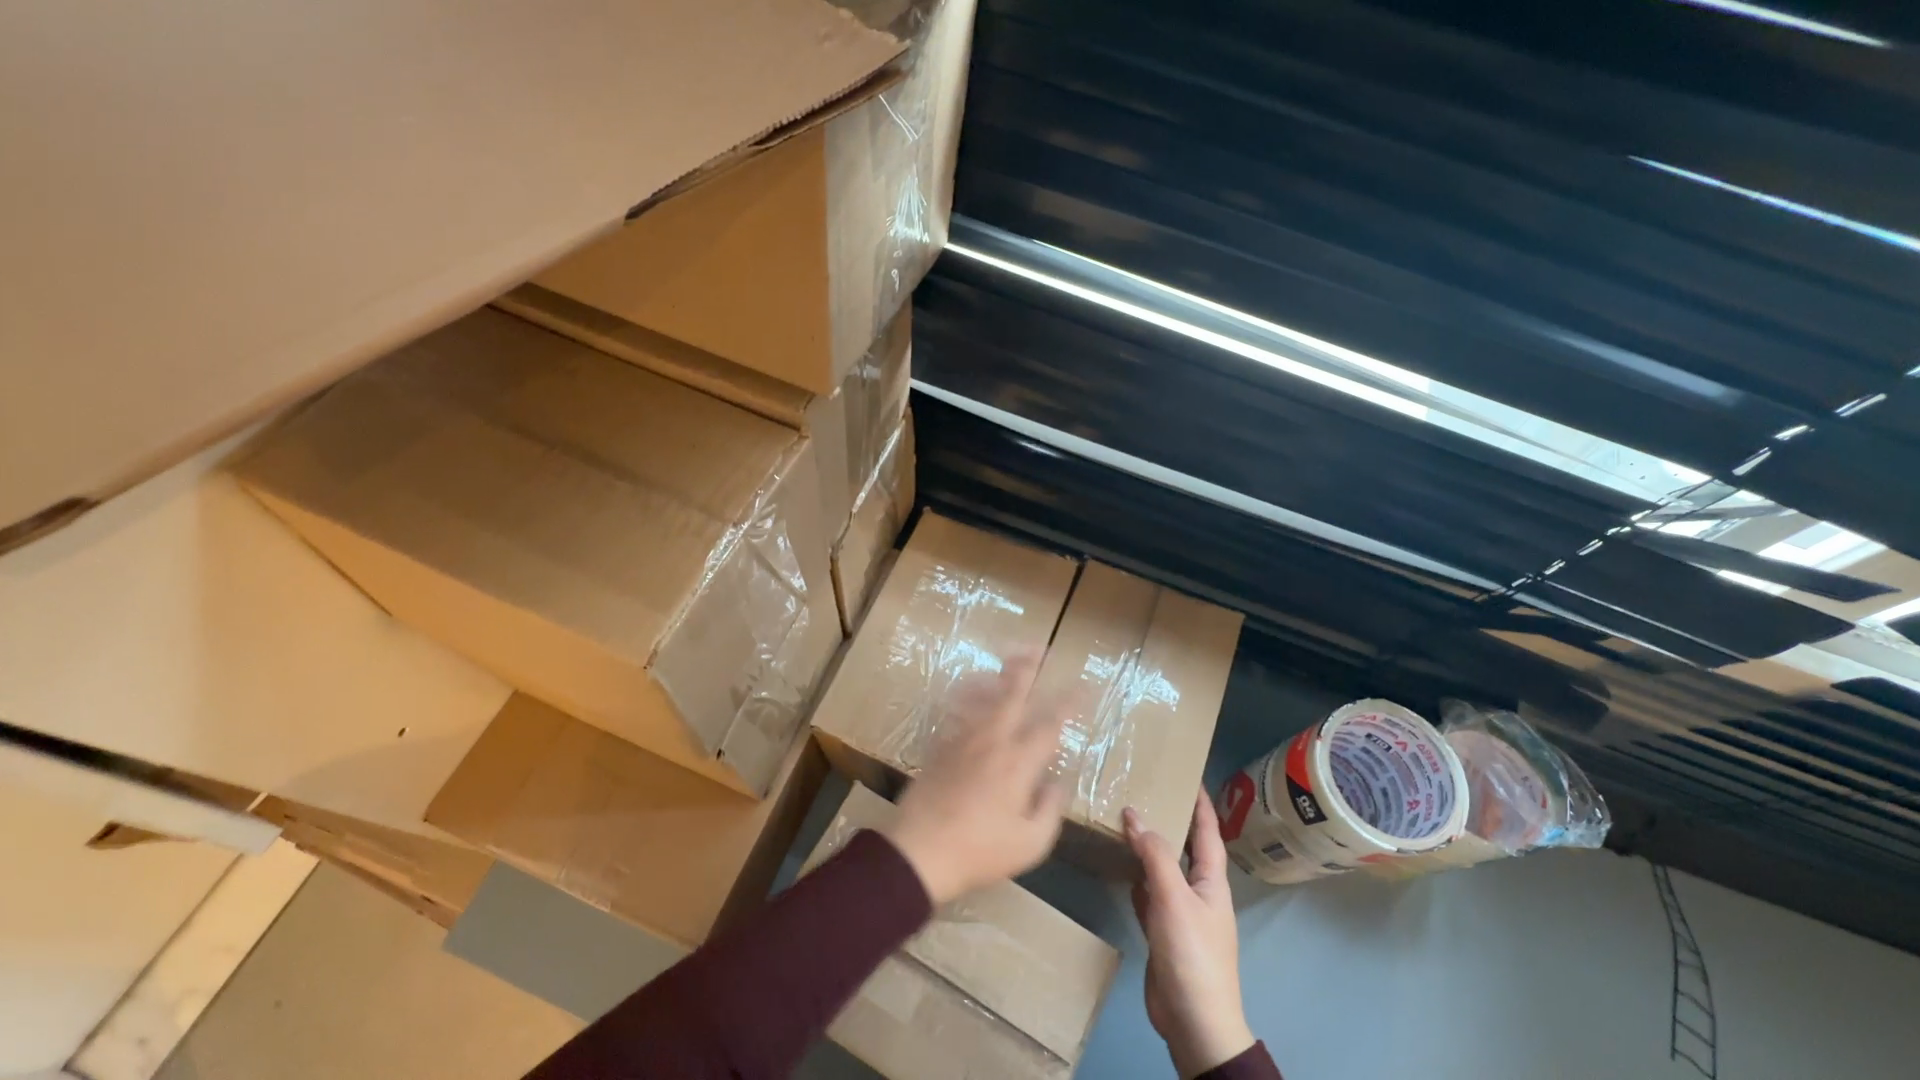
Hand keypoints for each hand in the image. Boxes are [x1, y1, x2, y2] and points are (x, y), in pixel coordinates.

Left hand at [885, 655, 1068, 904]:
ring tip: (1006, 660)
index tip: (1084, 686)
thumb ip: (1050, 809)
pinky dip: (967, 697)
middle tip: (1037, 649)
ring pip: (983, 699)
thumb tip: (1057, 784)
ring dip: (997, 676)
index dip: (1069, 703)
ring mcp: (961, 742)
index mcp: (1018, 763)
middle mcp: (992, 742)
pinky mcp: (939, 750)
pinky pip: (958, 713)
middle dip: (1026, 669)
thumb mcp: (1030, 843)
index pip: (1050, 725)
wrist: (919, 852)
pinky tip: (969, 691)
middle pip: (1012, 695)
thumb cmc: (980, 851)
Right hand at [1127, 790, 1255, 1078]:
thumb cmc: (1192, 953)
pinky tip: (1122, 870)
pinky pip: (1149, 897)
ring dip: (1150, 850)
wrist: (1194, 1020)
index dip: (1201, 803)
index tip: (1190, 775)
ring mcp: (1181, 915)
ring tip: (1128, 823)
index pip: (1207, 832)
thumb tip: (1135, 814)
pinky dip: (1138, 881)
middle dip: (1171, 822)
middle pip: (1184, 849)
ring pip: (1164, 872)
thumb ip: (1154, 855)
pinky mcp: (1163, 934)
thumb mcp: (1174, 898)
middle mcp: (1199, 893)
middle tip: (1148, 793)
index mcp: (1211, 881)